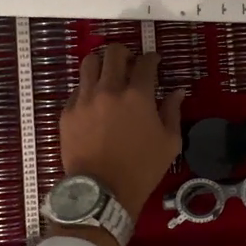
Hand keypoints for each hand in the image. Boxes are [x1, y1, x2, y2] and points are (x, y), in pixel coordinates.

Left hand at [60, 44, 186, 220]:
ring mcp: (84, 99)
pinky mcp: (67, 113)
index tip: (154, 62)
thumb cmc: (141, 169)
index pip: (145, 62)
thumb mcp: (169, 143)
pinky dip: (87, 89)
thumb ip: (173, 112)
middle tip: (129, 63)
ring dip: (101, 64)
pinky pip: (76, 90)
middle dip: (124, 53)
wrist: (102, 192)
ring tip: (106, 74)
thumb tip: (178, 92)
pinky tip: (93, 101)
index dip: (152, 58)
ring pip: (89, 64)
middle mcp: (109, 90)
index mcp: (137, 95)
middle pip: (113, 53)